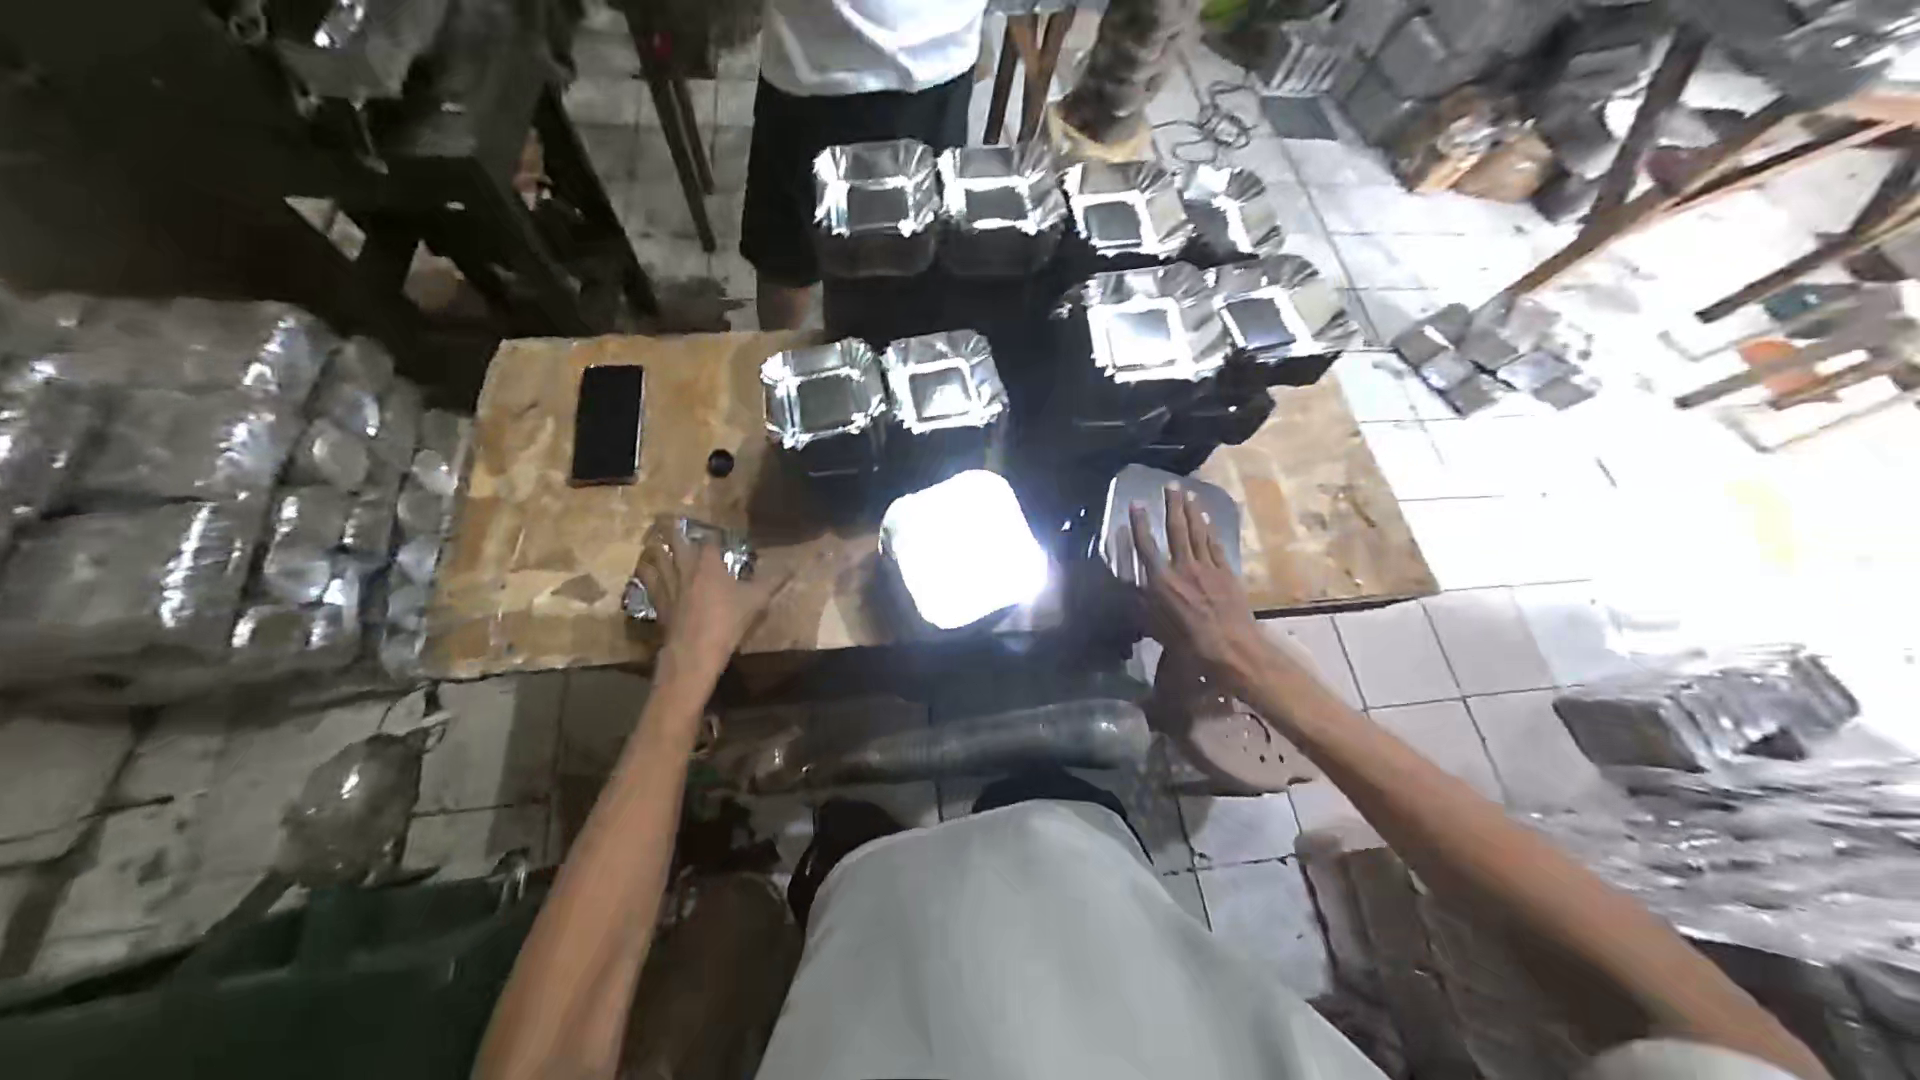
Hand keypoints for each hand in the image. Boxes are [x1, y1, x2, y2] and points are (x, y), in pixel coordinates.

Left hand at [636, 522, 793, 678]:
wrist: (695, 650)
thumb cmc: (728, 621)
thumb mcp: (757, 600)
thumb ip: (774, 581)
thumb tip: (795, 566)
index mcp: (709, 564)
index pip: (709, 540)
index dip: (712, 534)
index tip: (715, 531)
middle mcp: (686, 568)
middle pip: (676, 542)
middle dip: (673, 529)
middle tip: (667, 517)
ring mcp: (669, 584)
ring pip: (657, 558)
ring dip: (655, 547)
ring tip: (652, 538)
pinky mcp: (658, 601)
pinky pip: (647, 581)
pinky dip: (645, 572)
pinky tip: (644, 570)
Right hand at [1129, 483, 1267, 690]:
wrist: (1231, 648)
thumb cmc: (1187, 643)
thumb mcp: (1155, 627)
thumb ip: (1142, 603)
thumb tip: (1131, 587)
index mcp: (1161, 581)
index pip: (1146, 545)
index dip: (1140, 524)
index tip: (1136, 504)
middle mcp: (1183, 567)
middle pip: (1176, 530)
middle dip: (1172, 506)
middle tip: (1170, 485)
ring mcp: (1208, 567)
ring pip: (1198, 532)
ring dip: (1193, 511)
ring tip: (1189, 494)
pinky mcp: (1226, 572)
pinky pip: (1216, 545)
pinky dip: (1211, 530)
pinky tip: (1208, 520)